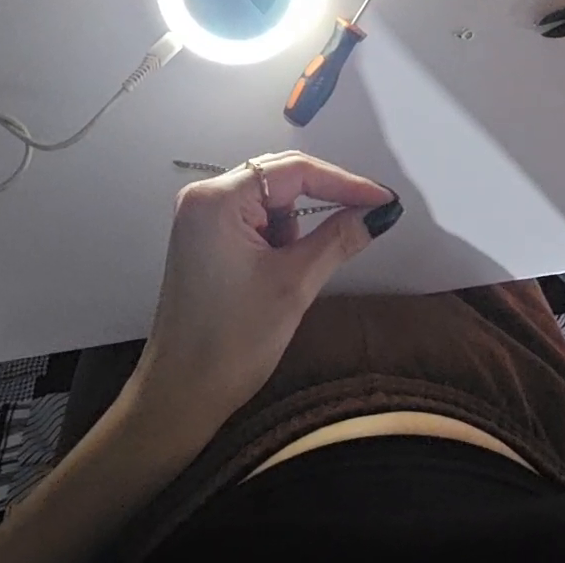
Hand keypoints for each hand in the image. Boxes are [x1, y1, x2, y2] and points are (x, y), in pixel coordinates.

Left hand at [132, 152, 399, 429]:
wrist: (180, 394)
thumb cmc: (233, 341)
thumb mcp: (293, 284)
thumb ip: (338, 238)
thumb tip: (380, 212)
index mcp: (217, 199)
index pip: (293, 170)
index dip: (344, 182)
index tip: (384, 199)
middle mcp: (204, 196)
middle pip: (279, 177)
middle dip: (323, 199)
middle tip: (368, 215)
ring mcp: (201, 217)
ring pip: (270, 201)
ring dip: (296, 226)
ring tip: (294, 271)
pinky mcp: (205, 238)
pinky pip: (254, 220)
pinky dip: (279, 238)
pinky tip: (279, 271)